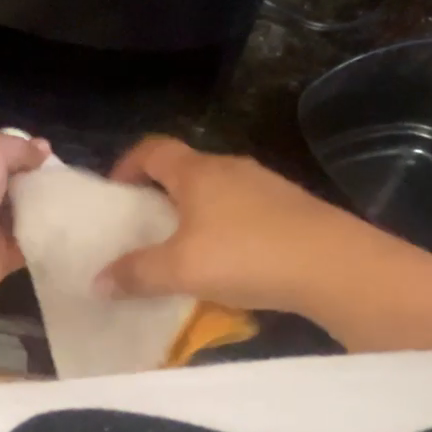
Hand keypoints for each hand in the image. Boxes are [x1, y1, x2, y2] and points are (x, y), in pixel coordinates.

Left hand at [0, 132, 50, 303]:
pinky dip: (44, 239)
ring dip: (43, 210)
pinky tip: (67, 230)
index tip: (48, 157)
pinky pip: (25, 245)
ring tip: (74, 204)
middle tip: (67, 181)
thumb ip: (18, 147)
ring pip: (18, 215)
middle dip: (35, 181)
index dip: (20, 151)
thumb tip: (43, 148)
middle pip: (8, 183)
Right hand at [96, 136, 368, 312]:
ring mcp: (266, 186)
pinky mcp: (291, 209)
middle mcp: (231, 168)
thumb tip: (97, 281)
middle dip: (159, 194)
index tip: (114, 192)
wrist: (334, 266)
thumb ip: (136, 274)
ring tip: (183, 250)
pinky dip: (225, 229)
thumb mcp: (181, 269)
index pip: (153, 149)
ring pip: (217, 192)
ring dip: (194, 214)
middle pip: (185, 170)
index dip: (128, 164)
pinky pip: (244, 212)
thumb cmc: (247, 256)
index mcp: (198, 172)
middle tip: (143, 228)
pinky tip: (229, 264)